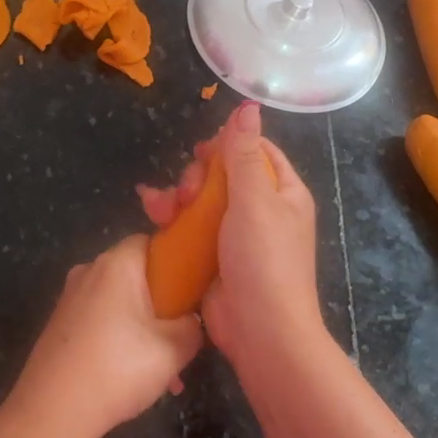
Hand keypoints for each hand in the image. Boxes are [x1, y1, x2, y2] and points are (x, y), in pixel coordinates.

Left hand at [7, 235, 203, 437]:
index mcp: (116, 263)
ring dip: (145, 330)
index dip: (179, 263)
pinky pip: (102, 321)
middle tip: (183, 339)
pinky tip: (133, 378)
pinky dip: (121, 341)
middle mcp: (89, 271)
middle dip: (164, 306)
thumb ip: (194, 327)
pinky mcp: (60, 325)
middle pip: (138, 275)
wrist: (51, 412)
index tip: (195, 293)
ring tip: (165, 373)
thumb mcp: (174, 350)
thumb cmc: (117, 369)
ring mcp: (70, 298)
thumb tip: (192, 321)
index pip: (154, 242)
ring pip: (121, 303)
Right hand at [138, 103, 325, 372]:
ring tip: (160, 206)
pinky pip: (192, 229)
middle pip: (224, 175)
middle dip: (197, 176)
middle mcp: (264, 212)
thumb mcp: (255, 199)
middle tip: (186, 191)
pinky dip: (172, 221)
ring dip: (178, 197)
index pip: (258, 152)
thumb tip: (249, 105)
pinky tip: (152, 216)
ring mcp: (238, 238)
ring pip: (202, 201)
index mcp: (284, 193)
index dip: (229, 145)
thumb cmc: (264, 260)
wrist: (260, 331)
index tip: (201, 150)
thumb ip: (244, 153)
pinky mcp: (215, 260)